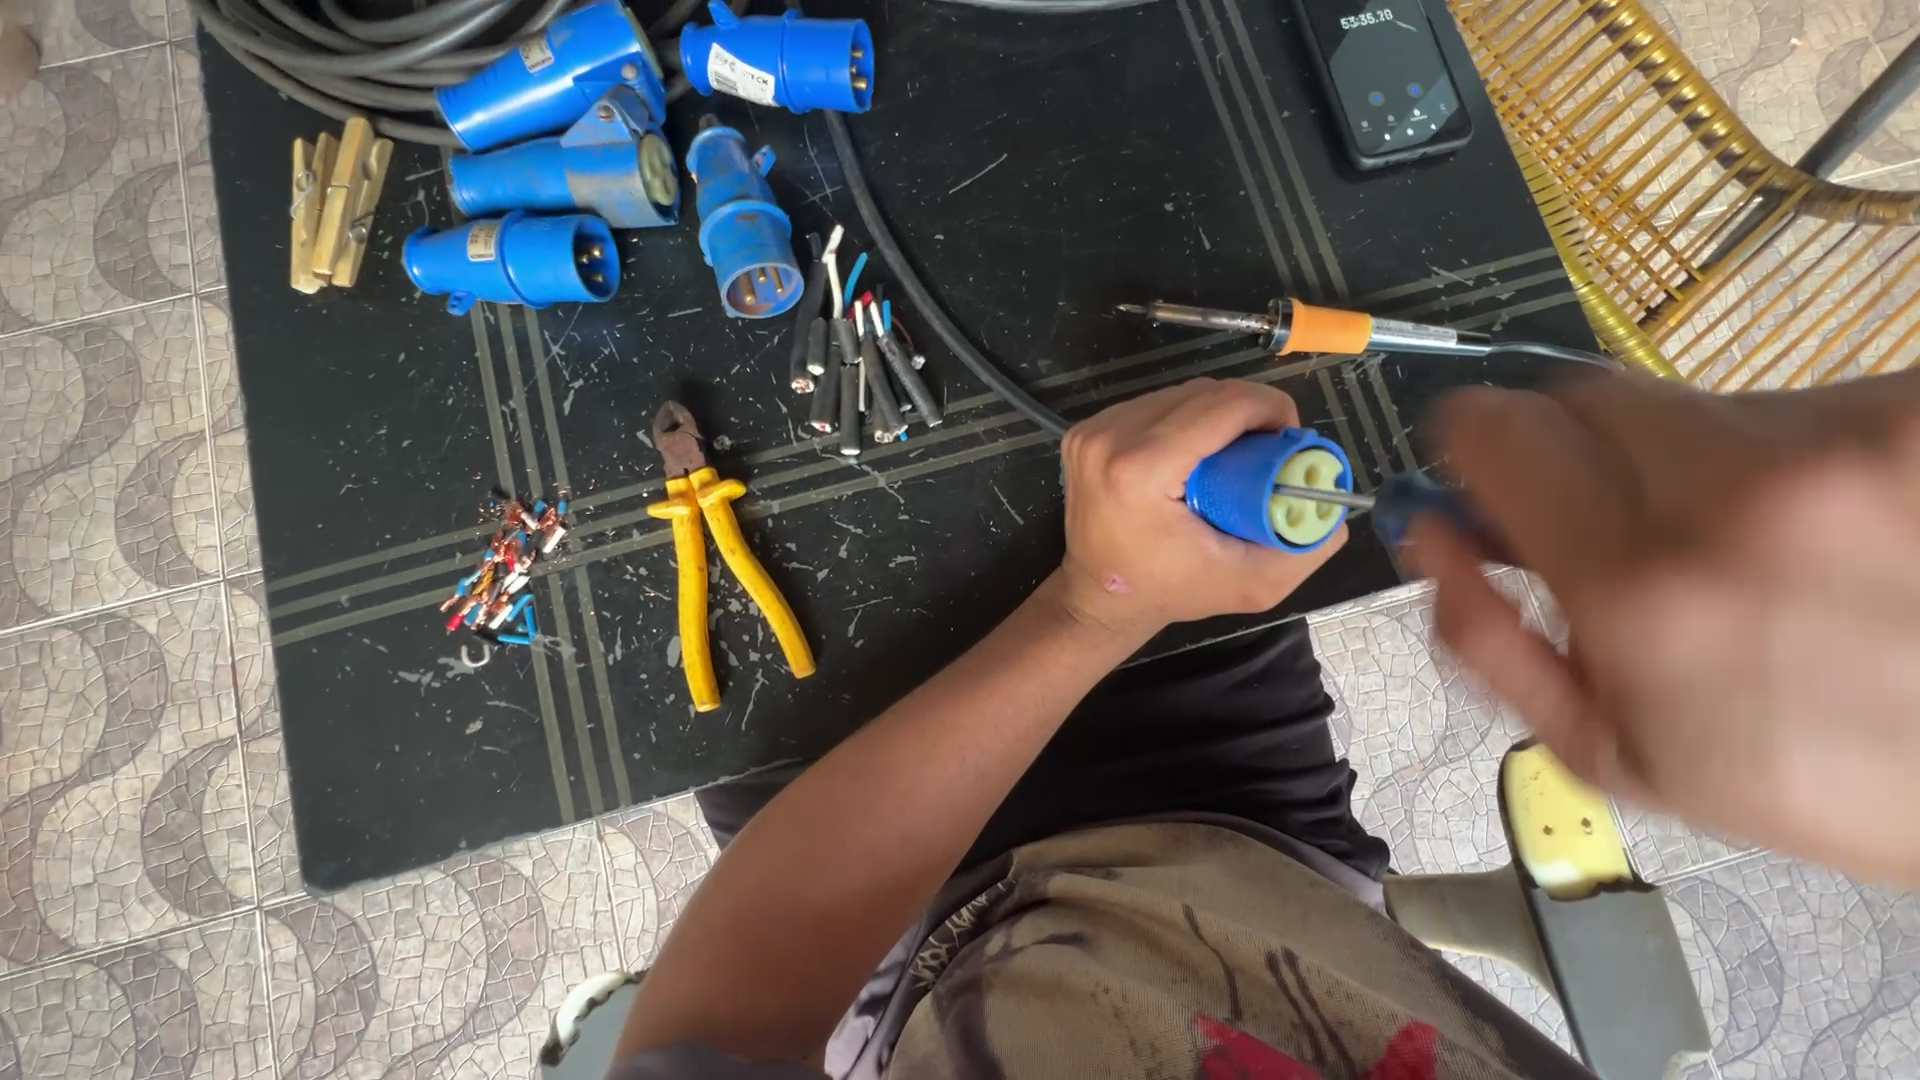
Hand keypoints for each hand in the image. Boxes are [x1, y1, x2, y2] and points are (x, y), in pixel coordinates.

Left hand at [1057, 378, 1344, 641]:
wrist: (1099, 596)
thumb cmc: (1170, 590)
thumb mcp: (1249, 584)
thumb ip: (1301, 548)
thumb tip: (1335, 507)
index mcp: (1140, 470)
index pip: (1223, 404)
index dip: (1269, 410)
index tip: (1287, 440)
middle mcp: (1109, 440)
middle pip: (1203, 393)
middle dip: (1247, 413)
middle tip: (1264, 452)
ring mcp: (1092, 433)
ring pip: (1177, 394)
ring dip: (1214, 414)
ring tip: (1230, 457)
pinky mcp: (1085, 432)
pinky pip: (1152, 406)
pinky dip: (1181, 420)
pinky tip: (1193, 454)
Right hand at [1414, 373, 1919, 885]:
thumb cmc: (1811, 776)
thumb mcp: (1602, 747)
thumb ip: (1481, 637)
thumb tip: (1429, 535)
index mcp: (1641, 585)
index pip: (1496, 430)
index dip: (1471, 441)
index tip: (1483, 463)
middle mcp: (1744, 496)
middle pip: (1581, 395)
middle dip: (1568, 445)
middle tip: (1608, 509)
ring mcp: (1857, 446)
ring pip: (1688, 400)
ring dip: (1682, 455)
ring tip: (1744, 537)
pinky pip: (1797, 404)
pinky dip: (1783, 454)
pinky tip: (1826, 525)